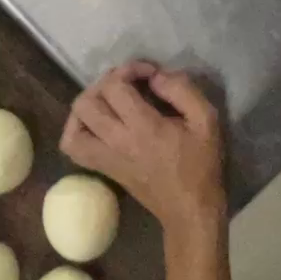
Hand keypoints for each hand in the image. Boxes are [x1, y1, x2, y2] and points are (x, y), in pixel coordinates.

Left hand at [60, 61, 226, 234]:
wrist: (190, 210)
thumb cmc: (201, 164)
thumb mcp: (206, 119)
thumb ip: (181, 90)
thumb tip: (156, 76)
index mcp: (143, 128)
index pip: (116, 88)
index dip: (130, 69)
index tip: (151, 73)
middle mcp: (117, 142)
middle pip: (87, 102)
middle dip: (106, 82)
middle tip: (129, 82)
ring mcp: (106, 158)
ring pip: (74, 125)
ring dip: (88, 103)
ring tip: (111, 98)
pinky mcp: (103, 169)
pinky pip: (74, 147)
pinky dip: (78, 128)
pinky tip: (98, 121)